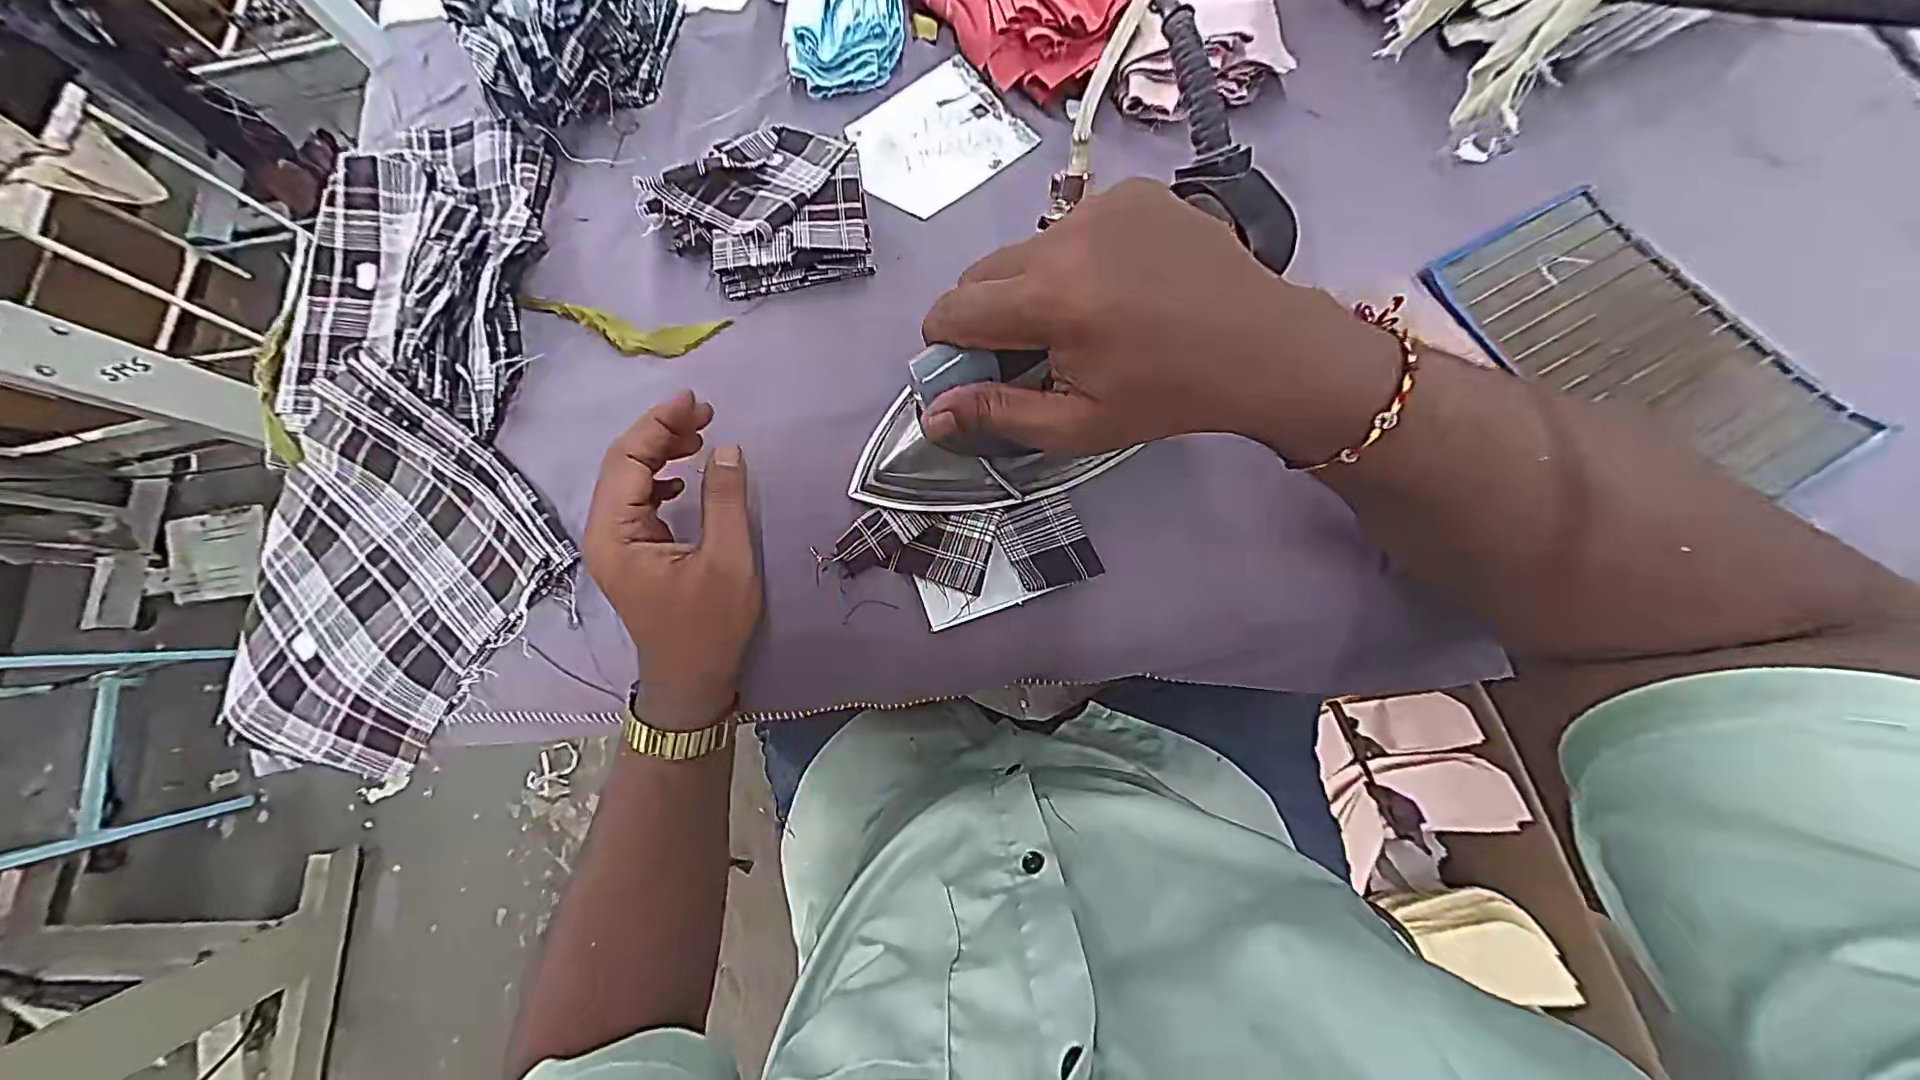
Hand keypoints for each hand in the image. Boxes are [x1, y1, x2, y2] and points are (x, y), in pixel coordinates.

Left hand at [585, 391, 760, 729]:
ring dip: (662, 453)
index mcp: (615, 535)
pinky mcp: (633, 551)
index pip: (625, 460)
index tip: (693, 401)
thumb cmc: (710, 626)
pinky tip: (686, 477)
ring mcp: (616, 543)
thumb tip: (728, 449)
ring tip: (701, 438)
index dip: (657, 424)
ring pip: (630, 480)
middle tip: (705, 415)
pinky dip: (663, 479)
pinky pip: (640, 500)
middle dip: (661, 433)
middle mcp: (604, 534)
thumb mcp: (728, 561)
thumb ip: (726, 501)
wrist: (692, 678)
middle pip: (623, 464)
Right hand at [920, 179, 1403, 465]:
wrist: (1261, 346)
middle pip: (982, 275)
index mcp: (1052, 300)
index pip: (954, 309)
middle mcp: (1067, 238)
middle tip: (1027, 352)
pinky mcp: (1131, 193)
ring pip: (1023, 251)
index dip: (945, 343)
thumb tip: (933, 414)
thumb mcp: (1079, 423)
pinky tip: (1113, 288)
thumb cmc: (1168, 396)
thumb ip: (998, 414)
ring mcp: (1102, 206)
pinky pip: (1069, 228)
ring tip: (1080, 321)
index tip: (967, 366)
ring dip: (1029, 288)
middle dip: (985, 317)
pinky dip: (1070, 261)